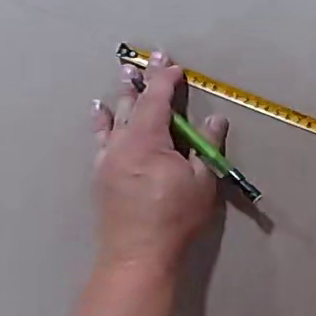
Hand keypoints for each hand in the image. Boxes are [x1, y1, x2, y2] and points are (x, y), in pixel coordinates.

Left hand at [91, 51, 228, 272]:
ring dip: (122, 96)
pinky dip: (102, 121)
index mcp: (148, 140)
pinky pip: (99, 138)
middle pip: (132, 103)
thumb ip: (206, 146)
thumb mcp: (202, 181)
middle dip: (141, 80)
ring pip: (114, 118)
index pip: (157, 100)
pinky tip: (99, 112)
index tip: (173, 64)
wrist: (137, 256)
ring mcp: (107, 158)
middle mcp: (122, 143)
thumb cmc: (175, 218)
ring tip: (123, 75)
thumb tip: (215, 120)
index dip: (165, 80)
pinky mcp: (100, 174)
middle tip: (145, 59)